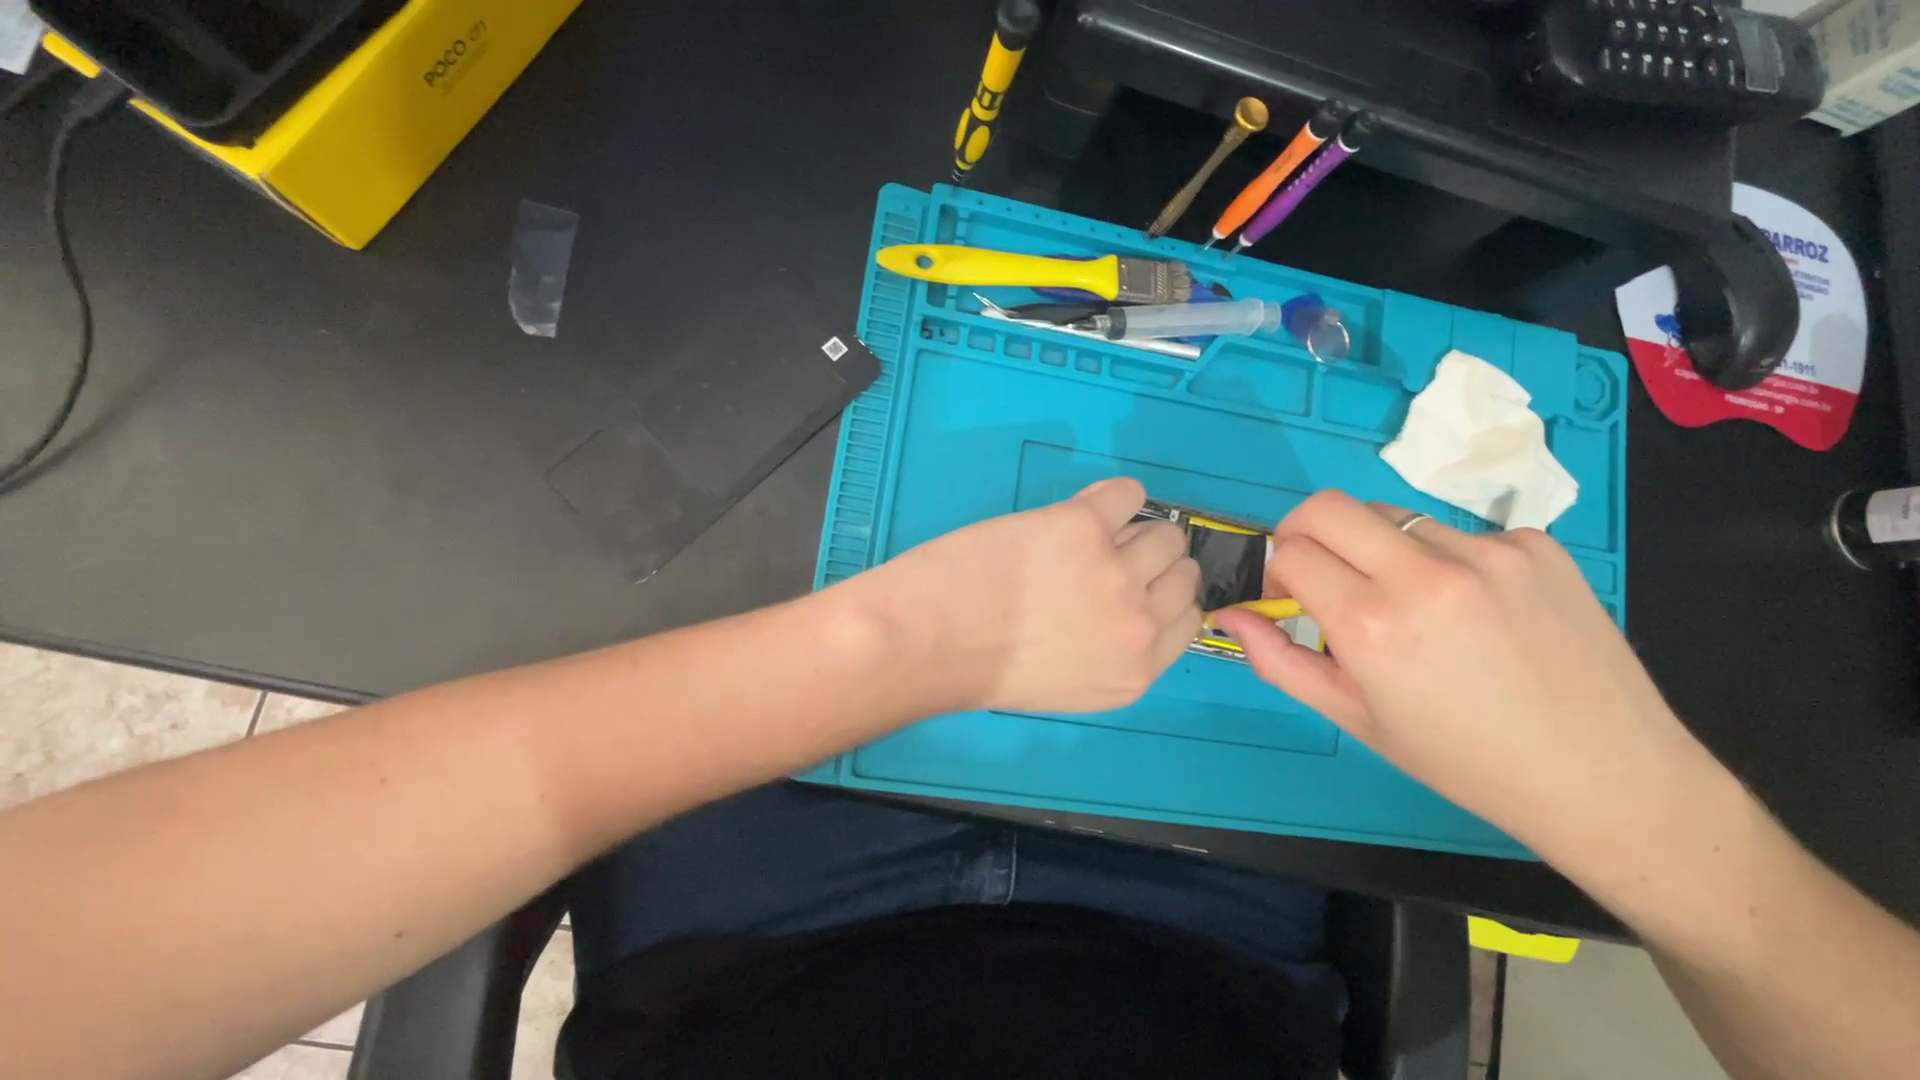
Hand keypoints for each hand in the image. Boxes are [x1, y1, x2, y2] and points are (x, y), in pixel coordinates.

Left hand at [871, 477, 1201, 713]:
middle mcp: (1139, 623)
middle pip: (1180, 571)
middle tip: (1110, 558)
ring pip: (1162, 533)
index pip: (1188, 620)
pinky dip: (1116, 495)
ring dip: (1135, 529)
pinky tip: (1090, 506)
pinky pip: (1127, 493)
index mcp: (1135, 671)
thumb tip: (1127, 605)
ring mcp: (1115, 570)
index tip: (1141, 585)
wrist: (927, 640)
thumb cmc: (979, 668)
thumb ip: (1110, 652)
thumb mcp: (1066, 683)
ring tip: (1091, 535)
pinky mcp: (1083, 525)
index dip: (1164, 596)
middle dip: (1152, 563)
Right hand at [1214, 491, 1721, 861]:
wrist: (1604, 775)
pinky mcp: (1536, 545)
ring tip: (1415, 605)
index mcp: (1372, 624)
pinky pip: (1461, 534)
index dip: (1277, 570)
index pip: (1291, 549)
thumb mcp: (1357, 719)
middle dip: (1305, 531)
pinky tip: (1478, 610)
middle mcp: (1425, 573)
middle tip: (1321, 572)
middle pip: (1329, 505)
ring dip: (1380, 549)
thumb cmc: (1464, 760)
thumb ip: (1280, 660)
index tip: (1291, 597)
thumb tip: (1229, 614)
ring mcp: (1488, 551)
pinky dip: (1448, 561)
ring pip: (1395, 518)